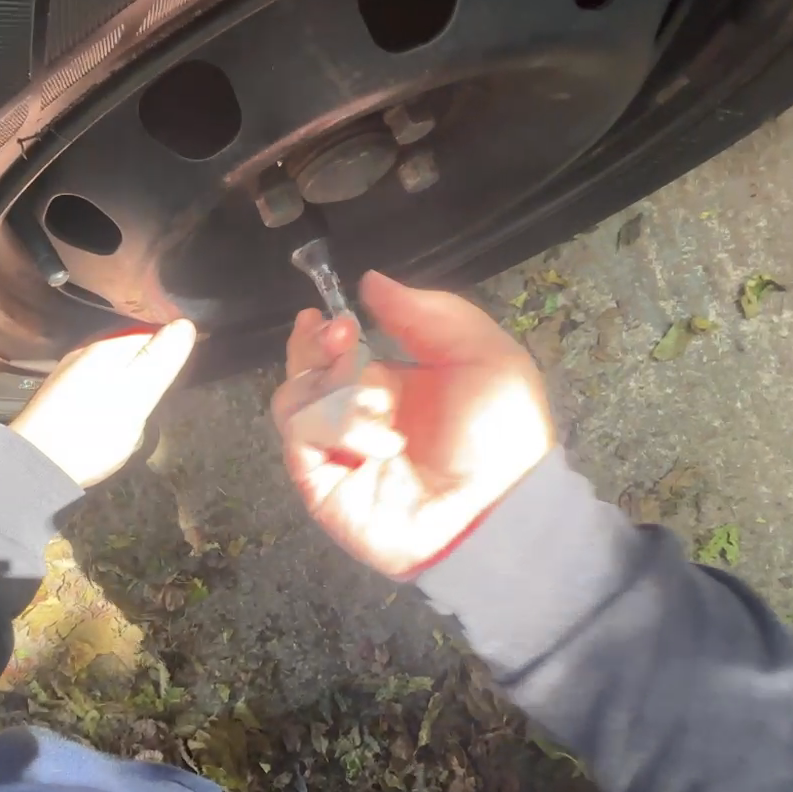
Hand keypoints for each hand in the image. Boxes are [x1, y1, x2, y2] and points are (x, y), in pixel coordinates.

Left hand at [12, 320, 196, 487]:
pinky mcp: (60, 398)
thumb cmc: (93, 430)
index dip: (170, 347)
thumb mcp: (137, 395)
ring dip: (130, 379)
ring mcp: (69, 375)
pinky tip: (115, 412)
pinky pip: (97, 384)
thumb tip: (186, 324)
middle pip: (129, 350)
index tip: (183, 369)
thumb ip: (160, 360)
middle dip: (149, 363)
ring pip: (112, 367)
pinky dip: (112, 393)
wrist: (36, 465)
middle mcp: (85, 354)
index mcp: (107, 349)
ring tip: (144, 402)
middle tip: (166, 389)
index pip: (149, 332)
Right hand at [271, 272, 552, 576]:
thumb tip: (369, 281)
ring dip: (334, 387)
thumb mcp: (484, 356)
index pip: (329, 352)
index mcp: (385, 385)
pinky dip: (339, 426)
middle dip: (314, 346)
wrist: (497, 510)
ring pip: (293, 398)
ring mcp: (332, 451)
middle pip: (300, 369)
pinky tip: (380, 440)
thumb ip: (429, 312)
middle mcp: (352, 415)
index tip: (328, 312)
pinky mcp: (318, 482)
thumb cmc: (499, 434)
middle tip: (342, 339)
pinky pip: (302, 434)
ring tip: (378, 402)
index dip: (321, 330)